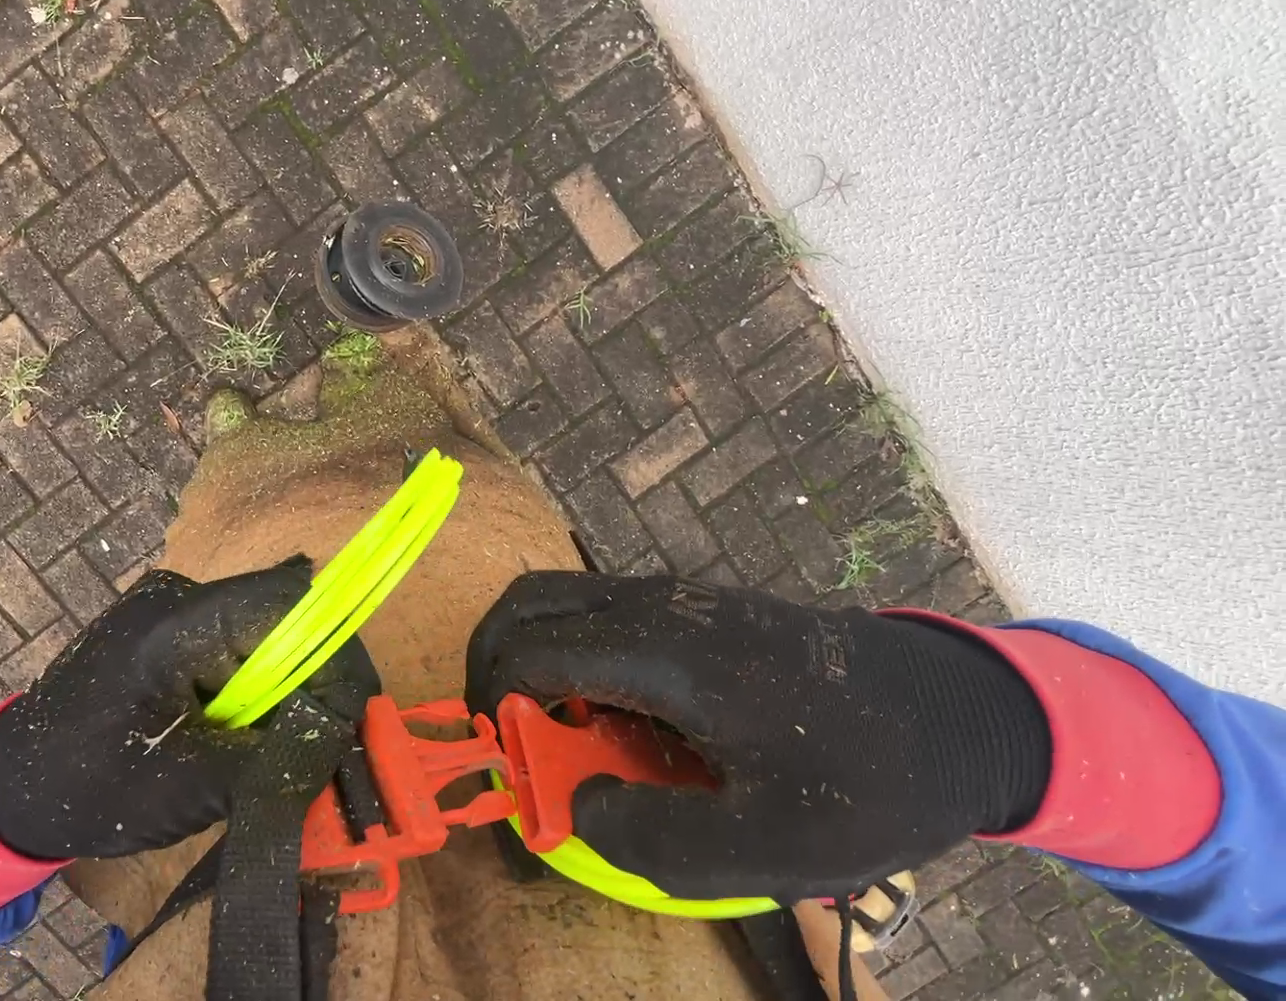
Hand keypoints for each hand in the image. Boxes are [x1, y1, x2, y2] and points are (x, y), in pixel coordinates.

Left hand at [0, 558, 377, 860]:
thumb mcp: (191, 787)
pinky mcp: (170, 625)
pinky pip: (238, 641)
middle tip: (326, 737)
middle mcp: (175, 596)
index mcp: (172, 625)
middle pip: (281, 611)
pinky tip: (247, 726)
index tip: (352, 713)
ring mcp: (170, 606)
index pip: (285, 602)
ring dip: (287, 682)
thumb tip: (345, 735)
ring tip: (281, 741)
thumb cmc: (88, 789)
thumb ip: (275, 755)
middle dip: (315, 674)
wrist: (10, 786)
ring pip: (265, 628)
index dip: (334, 650)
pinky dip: (258, 683)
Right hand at [465, 573, 1051, 902]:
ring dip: (528, 655)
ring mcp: (672, 596)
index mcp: (668, 656)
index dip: (496, 706)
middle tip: (504, 734)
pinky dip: (567, 652)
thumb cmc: (870, 778)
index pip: (532, 652)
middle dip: (490, 665)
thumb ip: (657, 840)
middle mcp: (656, 607)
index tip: (506, 763)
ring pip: (556, 597)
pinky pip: (593, 609)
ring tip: (552, 728)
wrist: (957, 709)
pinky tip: (608, 712)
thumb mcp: (777, 849)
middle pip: (526, 603)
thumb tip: (576, 804)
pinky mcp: (687, 605)